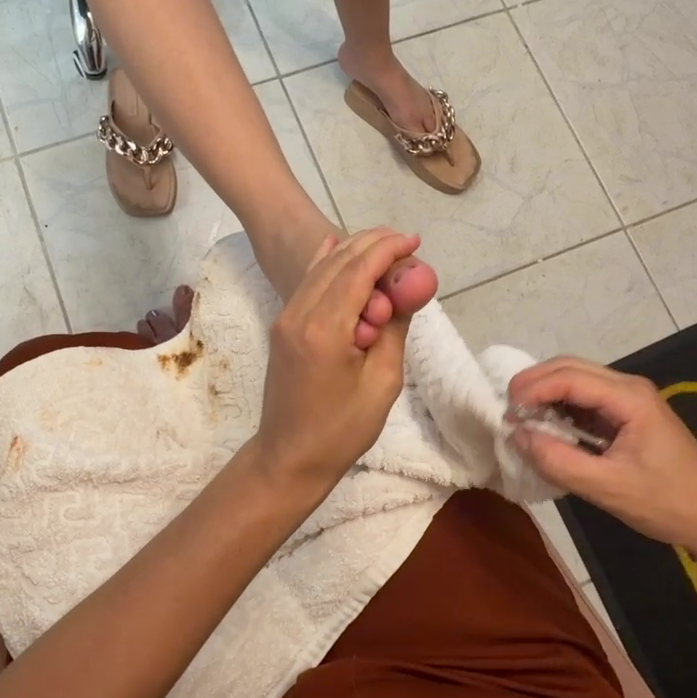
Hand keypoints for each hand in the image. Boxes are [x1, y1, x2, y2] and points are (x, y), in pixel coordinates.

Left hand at [252, 229, 422, 491]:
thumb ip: (394, 328)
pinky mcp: (282, 325)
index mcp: (324, 330)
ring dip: (352, 252)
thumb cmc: (342, 429)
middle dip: (372, 245)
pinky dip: (326, 263)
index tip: (413, 240)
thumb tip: (406, 289)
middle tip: (405, 241)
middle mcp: (299, 314)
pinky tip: (335, 245)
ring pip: (321, 269)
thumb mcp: (383, 382)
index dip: (386, 250)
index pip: (357, 272)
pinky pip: (307, 283)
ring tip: (385, 245)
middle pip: (337, 262)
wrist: (289, 457)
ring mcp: (286, 318)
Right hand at [509, 358, 696, 565]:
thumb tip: (517, 435)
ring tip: (523, 419)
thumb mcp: (607, 488)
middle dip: (534, 383)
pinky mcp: (628, 413)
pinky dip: (561, 405)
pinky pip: (586, 397)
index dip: (533, 389)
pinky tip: (548, 426)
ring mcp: (630, 398)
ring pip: (576, 378)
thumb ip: (559, 461)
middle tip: (507, 411)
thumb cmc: (665, 504)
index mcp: (630, 398)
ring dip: (546, 393)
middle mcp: (630, 387)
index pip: (569, 377)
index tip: (506, 413)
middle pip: (570, 367)